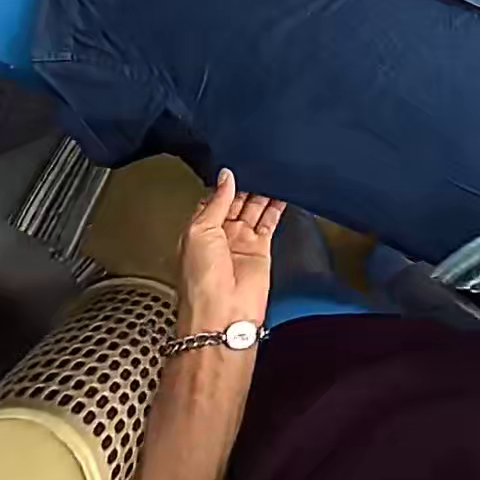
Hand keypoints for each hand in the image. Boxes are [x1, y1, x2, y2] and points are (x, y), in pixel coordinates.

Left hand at [178, 168, 285, 335]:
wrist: (222, 315)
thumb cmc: (200, 281)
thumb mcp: (200, 231)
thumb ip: (217, 201)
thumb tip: (226, 176)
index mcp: (199, 229)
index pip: (213, 198)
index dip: (223, 183)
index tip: (233, 165)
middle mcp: (220, 235)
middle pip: (235, 202)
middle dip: (244, 184)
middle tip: (254, 165)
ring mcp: (241, 242)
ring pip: (254, 209)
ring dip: (261, 193)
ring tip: (270, 172)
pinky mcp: (261, 250)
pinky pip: (269, 222)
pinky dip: (276, 208)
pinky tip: (281, 193)